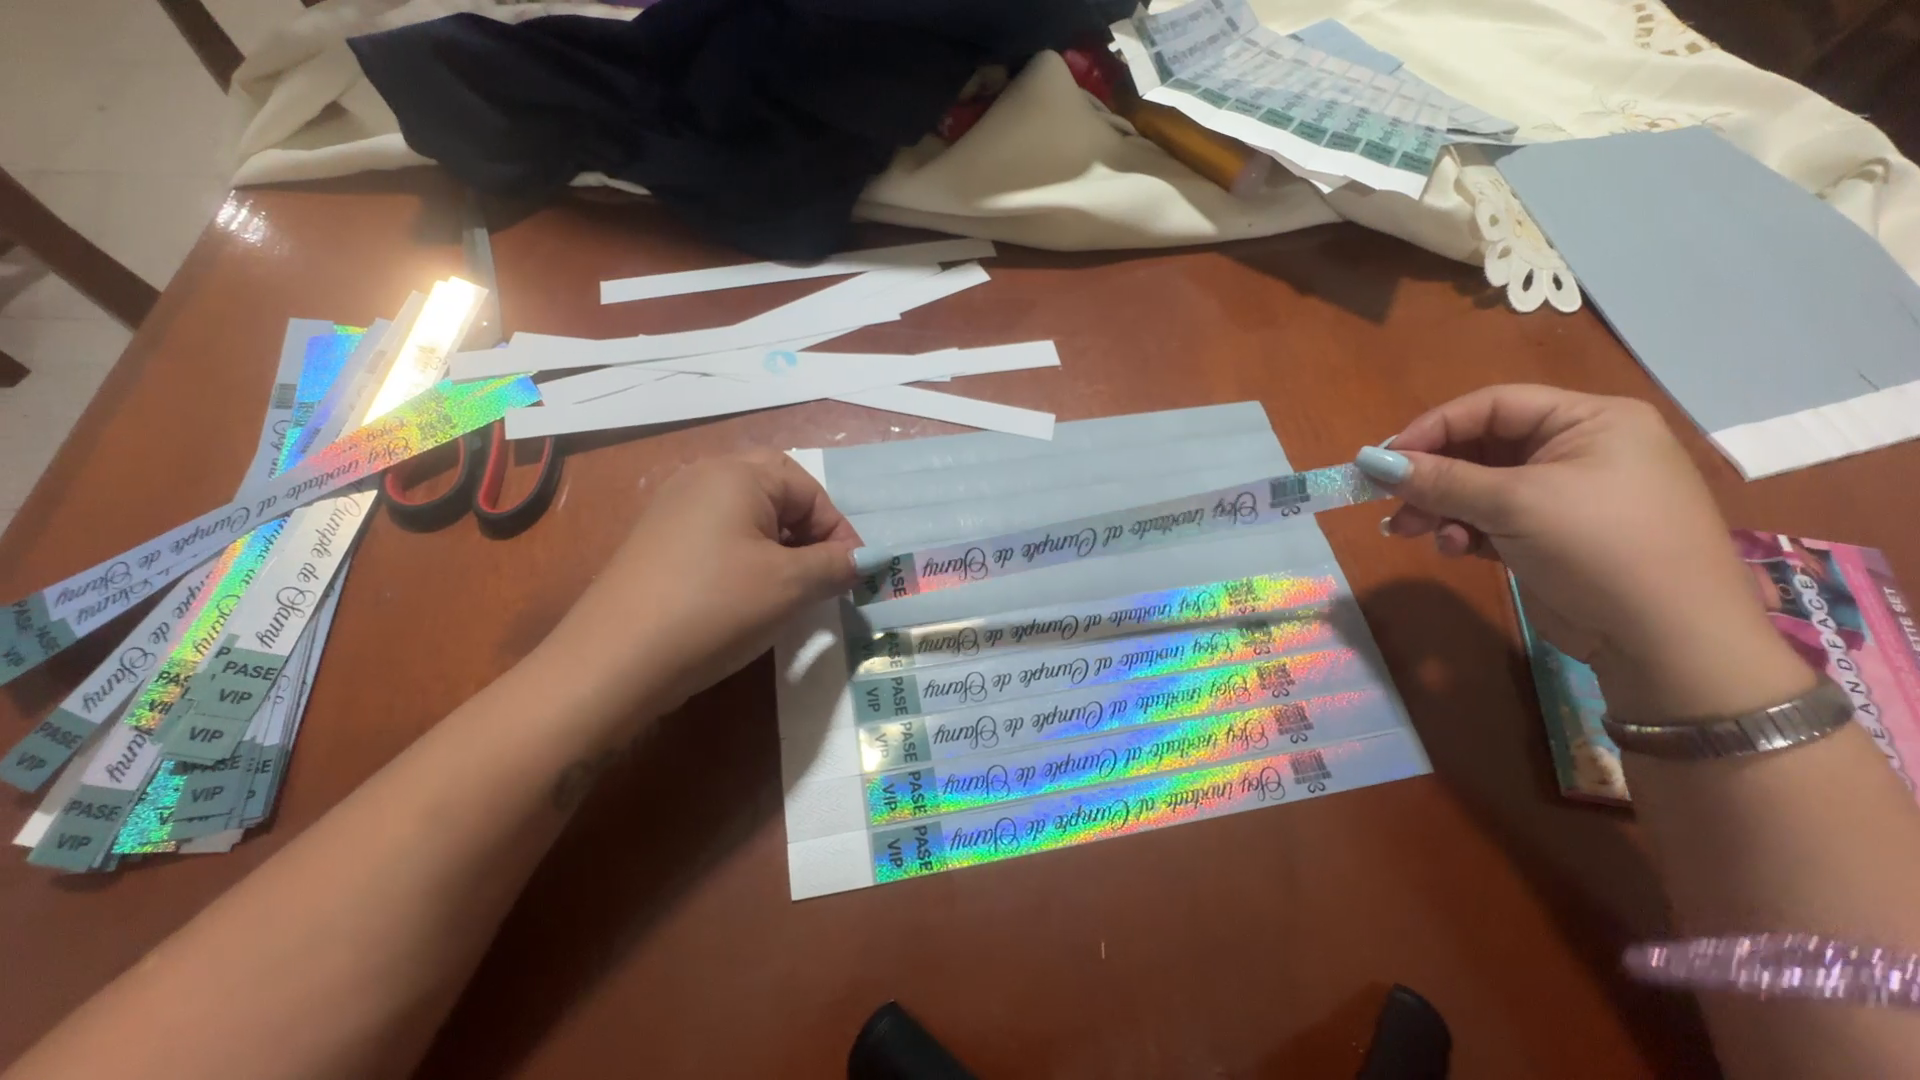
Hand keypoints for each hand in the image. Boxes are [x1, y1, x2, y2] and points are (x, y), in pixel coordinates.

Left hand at [539, 451, 860, 708]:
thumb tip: (863, 560)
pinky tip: (746, 599)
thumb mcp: (789, 587)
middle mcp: (701, 479)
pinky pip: (717, 538)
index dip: (838, 530)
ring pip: (745, 517)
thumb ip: (834, 566)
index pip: (808, 489)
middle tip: (823, 573)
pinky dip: (745, 559)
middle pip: (775, 493)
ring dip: (779, 547)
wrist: (616, 661)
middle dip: (808, 532)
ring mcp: (672, 511)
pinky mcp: (656, 545)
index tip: (853, 574)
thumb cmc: (715, 609)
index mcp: (736, 474)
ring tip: (791, 591)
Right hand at [1355, 385, 1814, 719]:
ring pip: (1481, 487)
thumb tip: (1369, 462)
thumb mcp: (1515, 504)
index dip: (1434, 427)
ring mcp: (1567, 496)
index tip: (1383, 460)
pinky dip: (1466, 531)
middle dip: (1433, 476)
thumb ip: (1441, 480)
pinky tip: (1455, 550)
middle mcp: (1580, 450)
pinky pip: (1494, 520)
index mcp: (1591, 421)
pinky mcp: (1553, 537)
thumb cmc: (1599, 547)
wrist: (1667, 640)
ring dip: (1442, 508)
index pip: (1494, 405)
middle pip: (1483, 447)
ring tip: (1408, 533)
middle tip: (1388, 501)